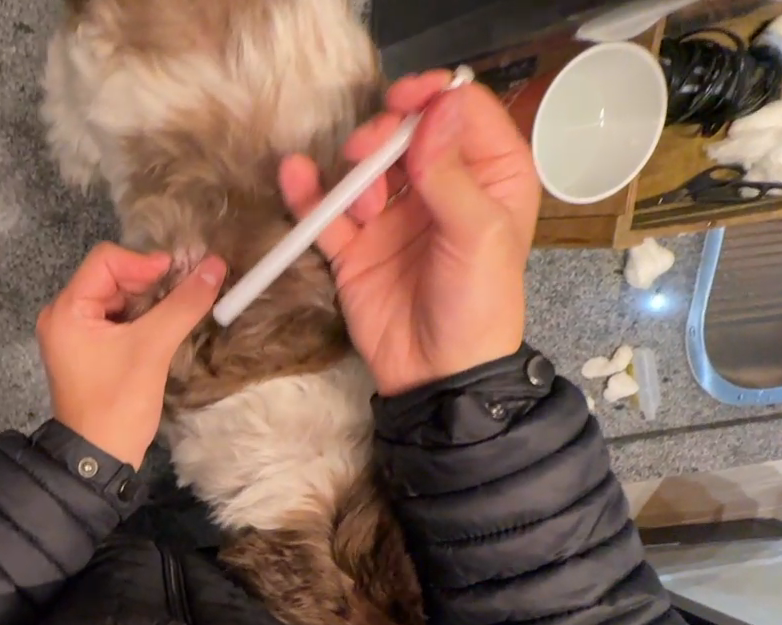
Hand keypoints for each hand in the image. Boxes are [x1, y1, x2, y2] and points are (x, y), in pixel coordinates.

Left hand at [36, 244, 226, 465]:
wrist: (100, 457)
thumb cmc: (118, 403)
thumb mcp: (153, 349)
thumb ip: (183, 304)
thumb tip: (215, 266)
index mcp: (66, 311)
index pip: (105, 260)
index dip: (144, 262)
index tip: (176, 276)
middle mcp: (63, 317)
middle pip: (111, 277)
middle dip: (148, 282)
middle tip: (182, 293)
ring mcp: (74, 336)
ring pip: (116, 299)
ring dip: (148, 301)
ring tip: (176, 312)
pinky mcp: (87, 352)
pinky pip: (116, 321)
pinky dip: (140, 319)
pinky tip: (163, 329)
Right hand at [280, 71, 540, 396]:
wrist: (436, 370)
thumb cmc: (478, 301)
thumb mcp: (478, 234)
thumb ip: (451, 174)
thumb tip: (440, 107)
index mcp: (488, 175)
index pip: (461, 115)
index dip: (433, 98)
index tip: (403, 98)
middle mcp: (437, 188)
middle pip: (405, 137)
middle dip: (382, 137)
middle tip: (368, 152)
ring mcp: (391, 219)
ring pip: (365, 172)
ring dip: (353, 172)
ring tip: (358, 202)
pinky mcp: (353, 249)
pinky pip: (327, 215)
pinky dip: (308, 195)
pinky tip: (294, 175)